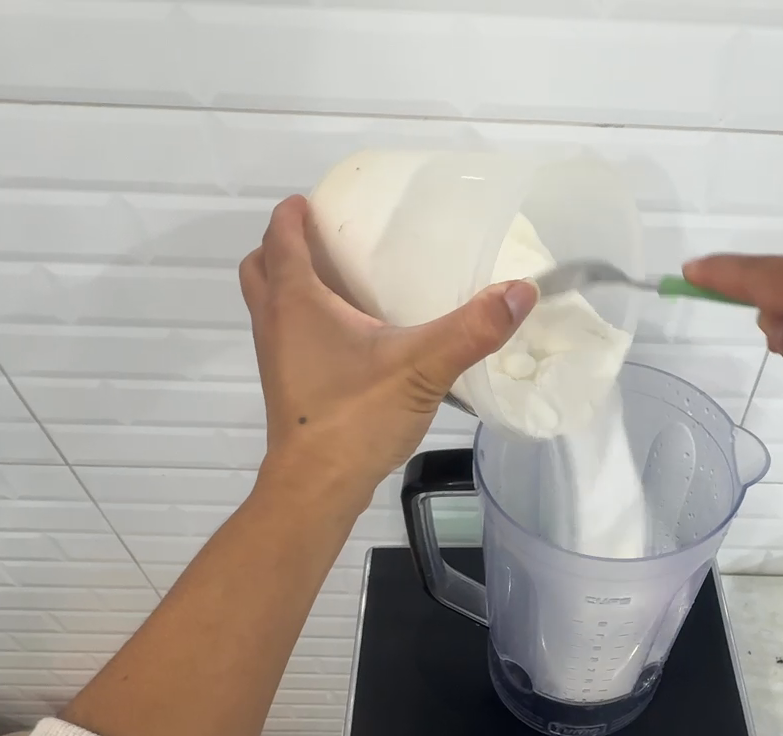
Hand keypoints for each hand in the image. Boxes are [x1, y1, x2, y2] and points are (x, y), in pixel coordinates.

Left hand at [239, 195, 535, 501]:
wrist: (318, 486)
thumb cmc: (356, 418)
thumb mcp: (422, 368)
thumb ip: (471, 330)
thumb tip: (521, 291)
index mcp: (296, 300)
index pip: (280, 236)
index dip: (295, 213)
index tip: (320, 202)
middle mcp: (275, 323)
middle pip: (261, 267)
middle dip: (285, 246)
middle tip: (327, 243)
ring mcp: (277, 359)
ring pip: (270, 305)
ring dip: (292, 285)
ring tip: (342, 284)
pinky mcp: (289, 388)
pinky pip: (288, 337)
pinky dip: (306, 323)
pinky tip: (352, 341)